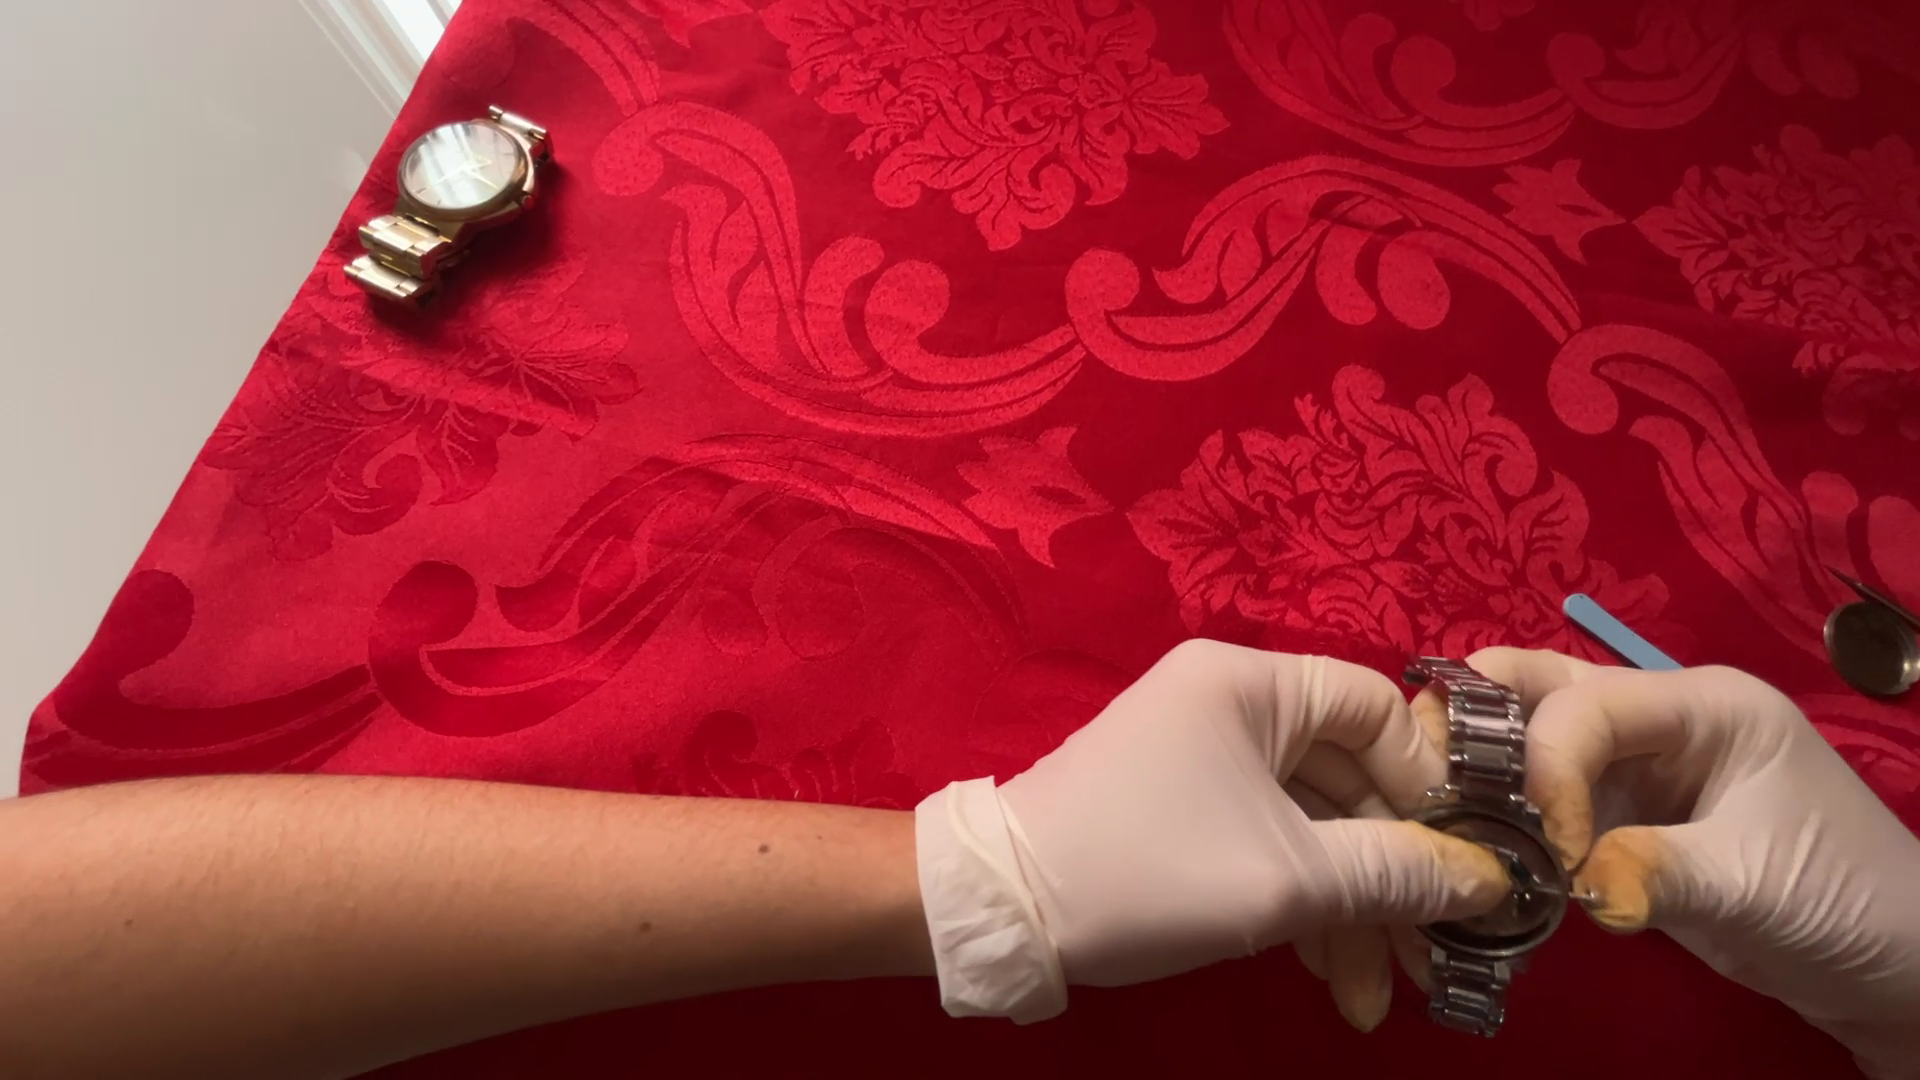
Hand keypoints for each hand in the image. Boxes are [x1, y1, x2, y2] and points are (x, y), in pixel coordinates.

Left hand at [914, 640, 1507, 1025]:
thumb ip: (1395, 872)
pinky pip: (1265, 835)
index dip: (1424, 781)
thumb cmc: (1151, 868)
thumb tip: (1484, 877)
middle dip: (1390, 871)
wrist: (1015, 904)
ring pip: (1307, 819)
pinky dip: (1299, 897)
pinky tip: (1328, 974)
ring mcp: (1203, 753)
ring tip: (1376, 995)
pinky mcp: (1186, 801)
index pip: (1371, 706)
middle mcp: (1225, 703)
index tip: (1457, 861)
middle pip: (1344, 774)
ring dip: (1348, 904)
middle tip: (1435, 960)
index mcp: (1245, 684)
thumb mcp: (1286, 876)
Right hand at [1459, 649, 1919, 1078]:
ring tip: (1439, 788)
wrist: (1895, 971)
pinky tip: (1470, 814)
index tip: (1546, 841)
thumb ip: (1653, 871)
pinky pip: (1527, 769)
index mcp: (1703, 703)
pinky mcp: (1602, 788)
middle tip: (1431, 765)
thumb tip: (1564, 879)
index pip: (1585, 706)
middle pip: (1532, 677)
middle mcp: (1651, 706)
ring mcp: (1624, 746)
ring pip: (1517, 716)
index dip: (1547, 764)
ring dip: (1472, 748)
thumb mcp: (1757, 889)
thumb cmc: (1854, 909)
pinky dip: (1492, 787)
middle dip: (1472, 714)